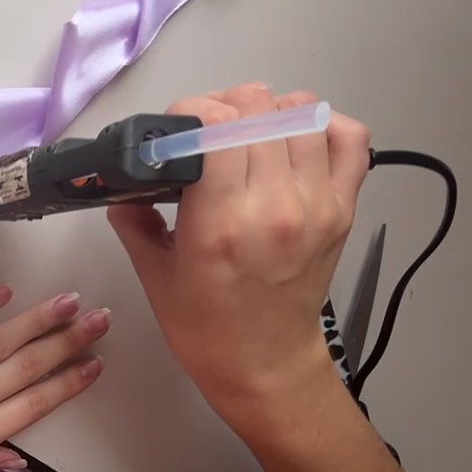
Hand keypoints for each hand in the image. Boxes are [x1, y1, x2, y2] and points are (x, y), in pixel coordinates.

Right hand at [108, 83, 370, 429]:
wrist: (264, 365)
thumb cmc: (207, 331)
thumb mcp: (155, 278)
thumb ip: (136, 224)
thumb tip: (123, 187)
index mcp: (219, 227)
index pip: (215, 125)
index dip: (189, 110)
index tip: (175, 126)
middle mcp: (273, 207)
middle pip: (257, 107)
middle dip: (221, 106)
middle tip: (203, 131)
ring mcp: (316, 204)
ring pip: (301, 110)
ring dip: (266, 111)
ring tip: (245, 136)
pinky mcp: (343, 207)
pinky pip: (348, 137)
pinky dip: (321, 125)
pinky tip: (292, 141)